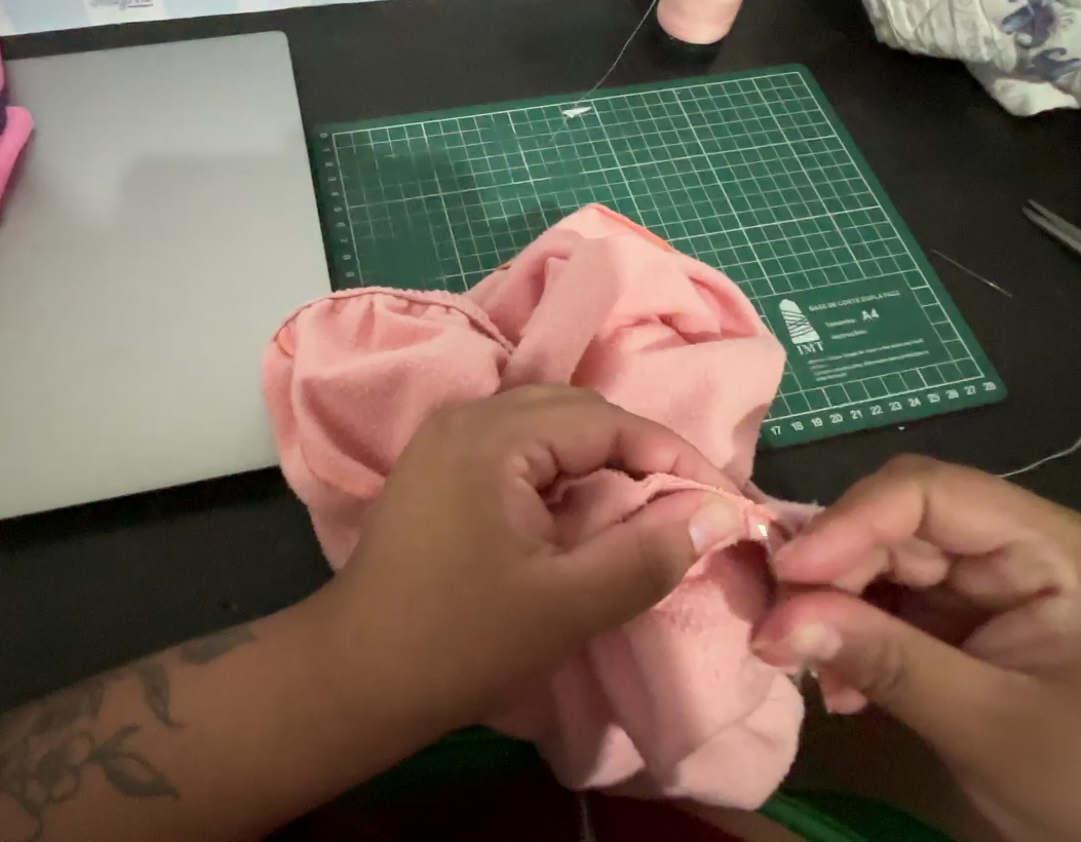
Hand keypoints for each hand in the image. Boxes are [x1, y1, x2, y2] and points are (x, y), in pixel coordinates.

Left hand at [313, 385, 750, 733]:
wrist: (359, 672)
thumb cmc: (462, 640)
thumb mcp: (570, 604)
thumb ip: (650, 554)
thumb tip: (718, 512)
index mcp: (494, 437)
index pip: (607, 421)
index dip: (673, 456)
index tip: (721, 499)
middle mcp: (466, 415)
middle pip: (575, 410)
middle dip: (636, 451)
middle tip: (683, 504)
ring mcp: (444, 434)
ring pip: (544, 421)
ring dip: (597, 455)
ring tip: (640, 505)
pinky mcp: (436, 459)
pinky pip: (513, 440)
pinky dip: (557, 464)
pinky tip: (576, 505)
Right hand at [751, 456, 1080, 841]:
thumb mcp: (996, 732)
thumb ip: (884, 663)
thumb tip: (773, 621)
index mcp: (1055, 551)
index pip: (929, 493)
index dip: (848, 521)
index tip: (786, 573)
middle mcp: (1021, 553)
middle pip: (897, 527)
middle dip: (832, 573)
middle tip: (778, 627)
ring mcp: (998, 593)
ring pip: (886, 569)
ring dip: (838, 612)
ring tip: (806, 666)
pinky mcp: (978, 631)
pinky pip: (898, 614)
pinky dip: (860, 642)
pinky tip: (843, 690)